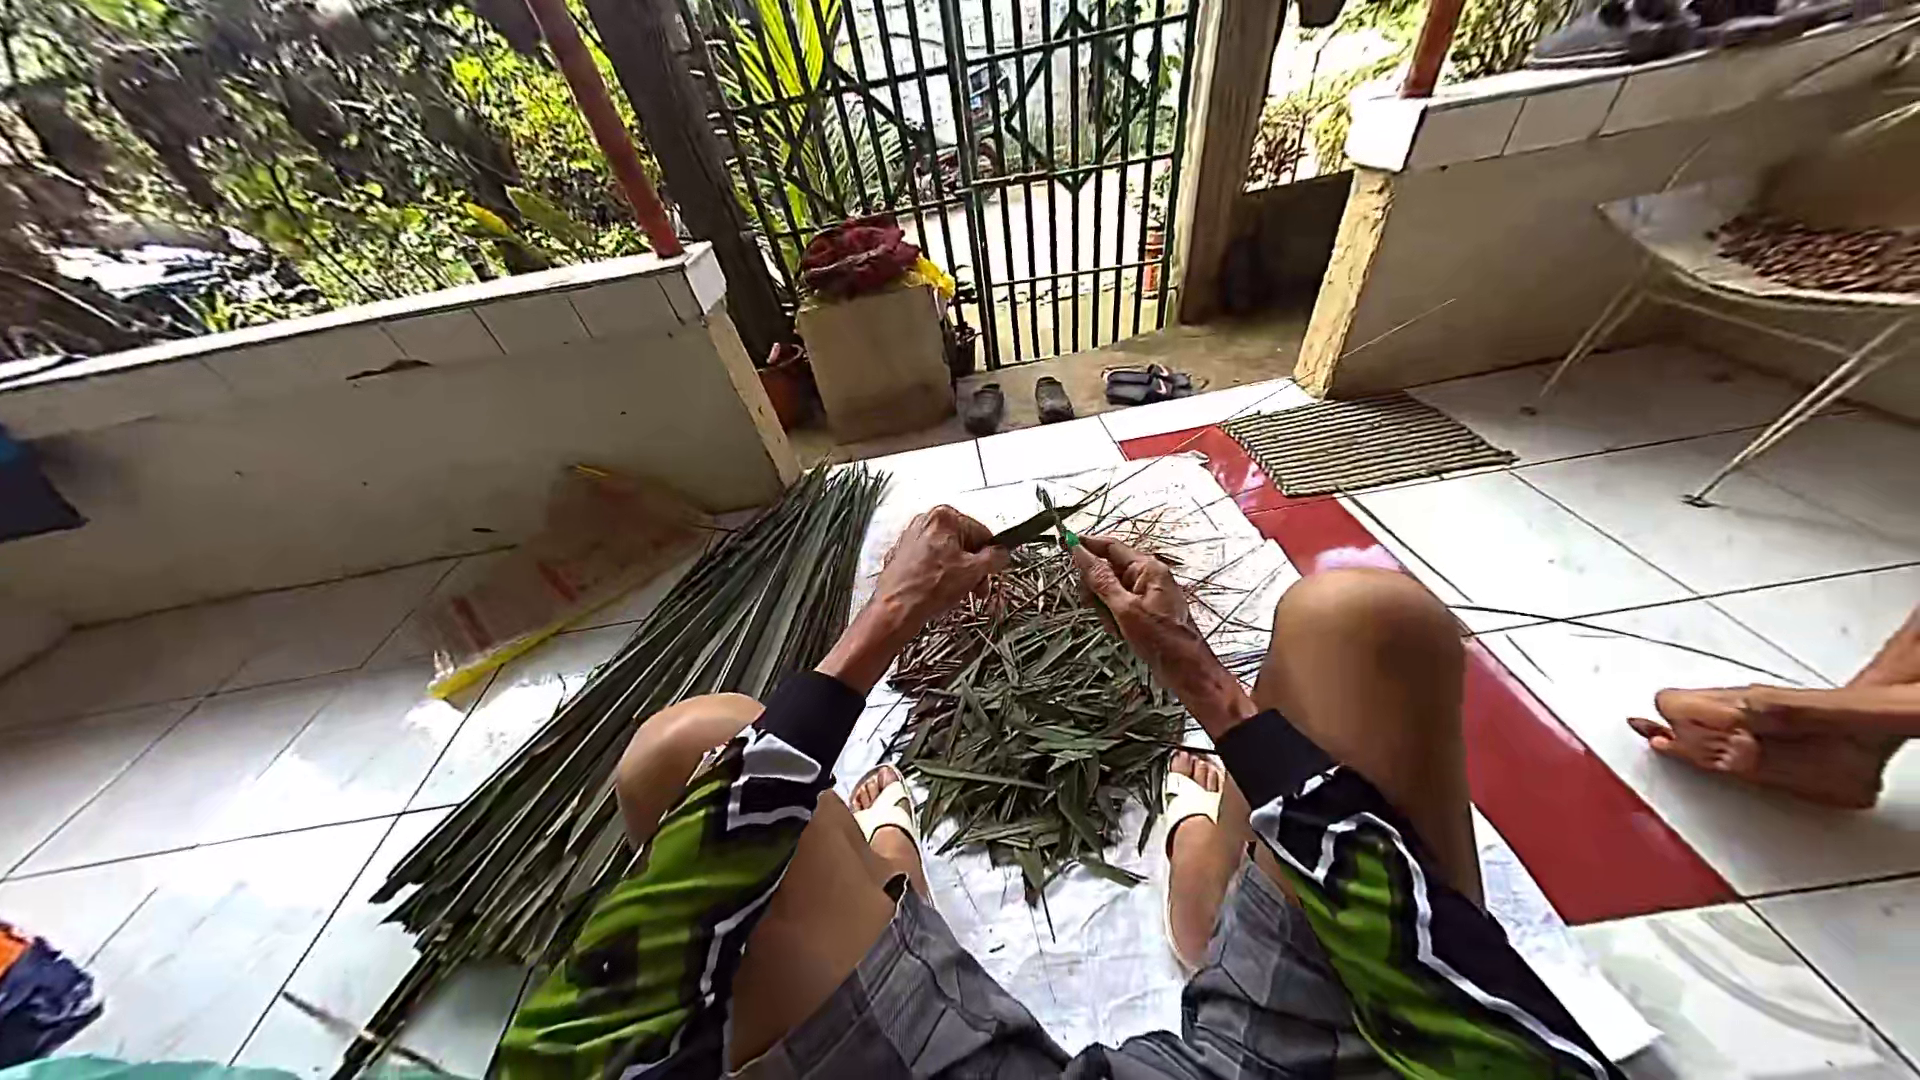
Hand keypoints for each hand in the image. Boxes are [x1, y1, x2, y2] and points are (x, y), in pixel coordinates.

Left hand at [819, 505, 1006, 691]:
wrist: (895, 610)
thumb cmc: (927, 589)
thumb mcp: (974, 572)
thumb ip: (995, 557)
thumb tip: (1001, 553)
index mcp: (943, 517)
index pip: (981, 533)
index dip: (989, 556)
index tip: (991, 572)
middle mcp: (924, 522)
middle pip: (963, 543)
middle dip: (972, 568)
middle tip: (976, 587)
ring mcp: (910, 539)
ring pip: (946, 554)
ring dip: (957, 574)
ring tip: (957, 593)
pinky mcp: (901, 556)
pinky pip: (929, 563)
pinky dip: (937, 576)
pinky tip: (938, 592)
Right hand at [1070, 534, 1255, 736]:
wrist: (1185, 669)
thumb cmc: (1164, 640)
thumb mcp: (1124, 608)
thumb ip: (1100, 579)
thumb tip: (1081, 555)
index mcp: (1147, 568)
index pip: (1110, 546)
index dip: (1086, 545)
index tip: (1066, 543)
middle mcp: (1148, 577)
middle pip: (1107, 569)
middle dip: (1096, 588)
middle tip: (1097, 605)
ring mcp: (1145, 593)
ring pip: (1109, 589)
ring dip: (1104, 607)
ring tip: (1115, 624)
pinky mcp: (1143, 609)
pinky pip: (1117, 604)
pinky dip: (1113, 616)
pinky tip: (1120, 630)